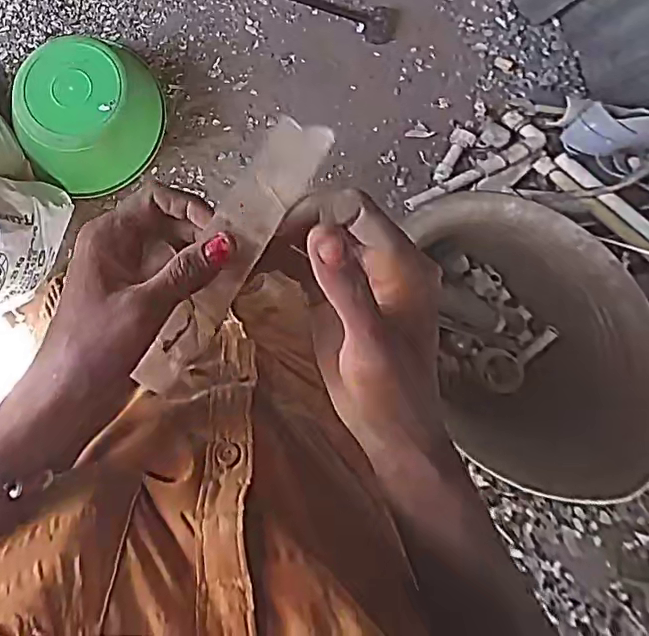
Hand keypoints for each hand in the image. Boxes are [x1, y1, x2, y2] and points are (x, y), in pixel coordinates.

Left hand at [0, 184, 230, 475]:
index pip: (154, 198)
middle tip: (236, 253)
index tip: (221, 230)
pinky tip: (214, 292)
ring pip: (167, 248)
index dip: (190, 206)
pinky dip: (188, 278)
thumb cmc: (95, 347)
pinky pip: (163, 274)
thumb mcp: (144, 307)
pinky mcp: (129, 296)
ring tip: (233, 272)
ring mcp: (121, 270)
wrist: (64, 399)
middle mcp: (113, 244)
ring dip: (197, 257)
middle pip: (164, 221)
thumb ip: (185, 272)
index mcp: (107, 234)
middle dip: (199, 233)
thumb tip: (226, 241)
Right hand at [274, 189, 449, 465]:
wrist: (395, 440)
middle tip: (253, 234)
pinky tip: (253, 264)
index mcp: (401, 264)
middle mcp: (382, 262)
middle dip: (291, 220)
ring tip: (247, 244)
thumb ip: (345, 287)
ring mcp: (357, 276)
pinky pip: (305, 261)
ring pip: (315, 236)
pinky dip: (279, 259)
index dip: (314, 210)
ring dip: (281, 237)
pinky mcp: (335, 293)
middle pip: (332, 216)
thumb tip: (322, 235)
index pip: (354, 208)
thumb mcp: (367, 343)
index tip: (276, 228)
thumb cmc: (392, 399)